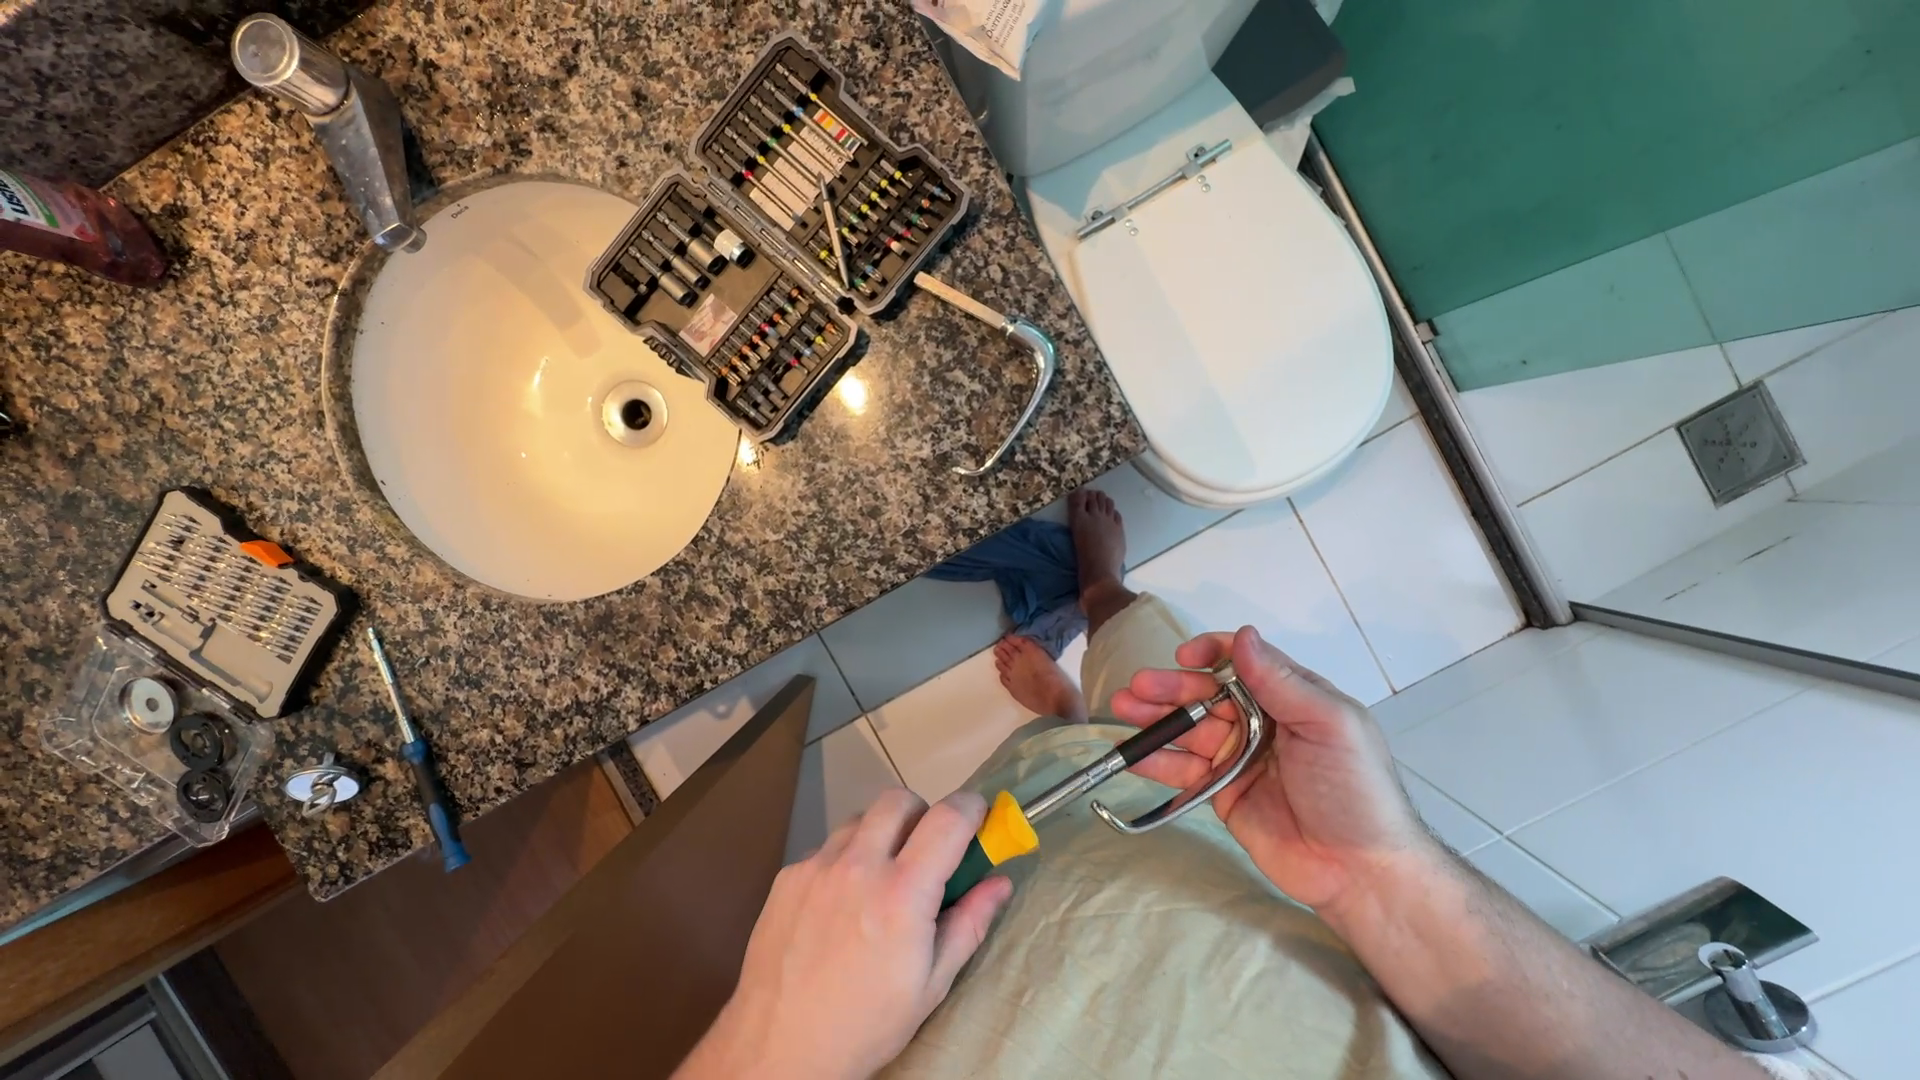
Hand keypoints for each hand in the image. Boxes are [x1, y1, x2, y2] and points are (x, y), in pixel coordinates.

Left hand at [675, 789, 1014, 1079]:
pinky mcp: (788, 876)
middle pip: (898, 800)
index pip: (947, 819)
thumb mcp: (931, 985)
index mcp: (903, 893)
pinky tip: (840, 904)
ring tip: (879, 879)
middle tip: (925, 848)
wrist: (778, 1047)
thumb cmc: (866, 1023)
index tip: (978, 816)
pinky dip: (844, 860)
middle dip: (920, 813)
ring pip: (859, 820)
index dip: (970, 808)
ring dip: (880, 835)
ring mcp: (818, 866)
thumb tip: (1000, 882)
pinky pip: (826, 848)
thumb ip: (969, 924)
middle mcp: (859, 865)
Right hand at [1109, 626, 1434, 915]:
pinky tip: (1132, 755)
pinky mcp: (1221, 792)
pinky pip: (1183, 770)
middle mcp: (1260, 722)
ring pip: (1187, 728)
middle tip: (1137, 687)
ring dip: (1154, 718)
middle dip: (1171, 687)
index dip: (1211, 654)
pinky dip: (1156, 762)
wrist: (1359, 871)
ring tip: (1123, 709)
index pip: (1243, 662)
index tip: (1185, 658)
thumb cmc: (1352, 789)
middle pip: (1206, 694)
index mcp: (1290, 697)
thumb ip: (1281, 681)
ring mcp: (1238, 758)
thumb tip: (1243, 633)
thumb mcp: (1328, 725)